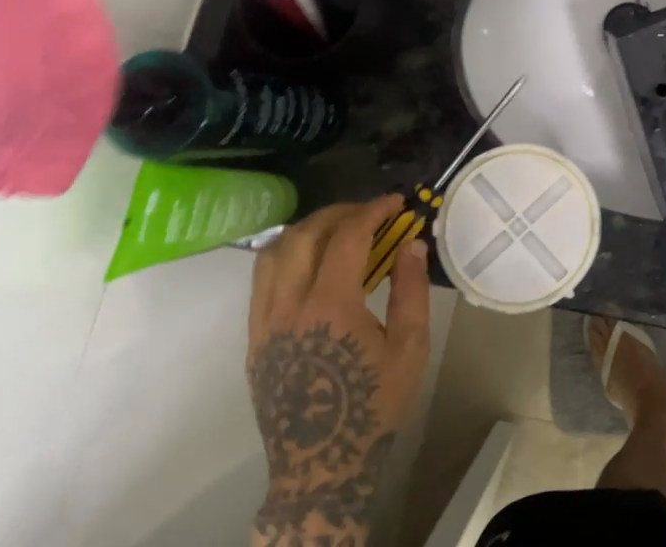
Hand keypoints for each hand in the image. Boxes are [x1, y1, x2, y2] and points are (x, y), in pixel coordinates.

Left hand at [246, 195, 431, 545]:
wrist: (323, 463)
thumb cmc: (374, 405)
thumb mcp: (409, 348)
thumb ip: (410, 290)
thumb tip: (412, 244)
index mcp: (330, 306)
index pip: (347, 237)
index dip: (373, 211)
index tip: (396, 202)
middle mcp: (288, 306)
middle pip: (304, 236)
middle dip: (339, 213)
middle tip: (370, 212)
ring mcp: (264, 322)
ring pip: (273, 254)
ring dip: (307, 231)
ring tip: (338, 232)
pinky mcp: (253, 339)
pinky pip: (262, 282)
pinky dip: (287, 258)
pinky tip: (312, 265)